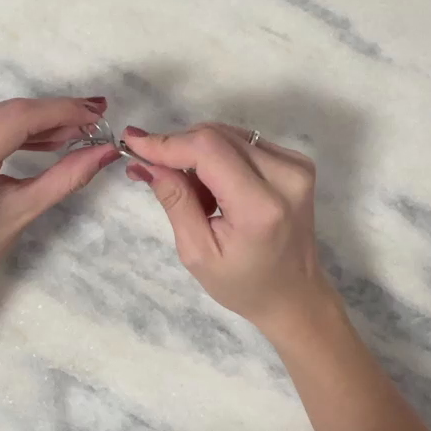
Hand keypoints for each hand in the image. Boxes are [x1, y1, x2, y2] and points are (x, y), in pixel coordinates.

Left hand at [0, 97, 122, 304]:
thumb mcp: (22, 211)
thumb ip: (66, 177)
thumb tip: (106, 151)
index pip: (18, 118)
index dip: (62, 111)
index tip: (97, 113)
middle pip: (7, 112)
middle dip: (53, 115)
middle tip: (93, 121)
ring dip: (34, 122)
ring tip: (74, 133)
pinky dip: (11, 129)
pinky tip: (41, 138)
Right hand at [121, 123, 337, 335]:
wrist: (294, 294)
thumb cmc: (242, 284)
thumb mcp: (197, 253)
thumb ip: (175, 202)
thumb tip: (147, 162)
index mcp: (259, 206)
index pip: (208, 151)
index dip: (167, 142)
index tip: (133, 142)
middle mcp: (285, 177)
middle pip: (217, 136)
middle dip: (176, 146)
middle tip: (149, 168)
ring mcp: (296, 166)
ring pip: (228, 135)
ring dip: (197, 153)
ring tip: (190, 191)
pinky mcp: (297, 163)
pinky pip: (244, 143)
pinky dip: (219, 158)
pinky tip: (214, 187)